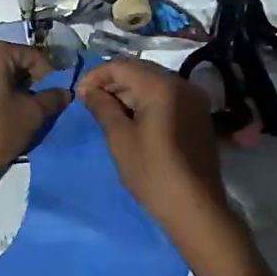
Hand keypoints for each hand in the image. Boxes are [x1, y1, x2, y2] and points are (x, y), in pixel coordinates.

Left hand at [0, 40, 71, 188]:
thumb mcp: (31, 115)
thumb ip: (52, 98)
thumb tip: (65, 92)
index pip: (31, 56)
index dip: (48, 76)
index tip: (54, 97)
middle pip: (7, 63)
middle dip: (24, 82)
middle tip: (34, 107)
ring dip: (2, 88)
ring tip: (10, 113)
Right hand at [75, 58, 228, 227]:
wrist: (195, 208)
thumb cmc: (152, 173)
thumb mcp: (120, 139)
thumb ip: (102, 107)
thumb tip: (87, 90)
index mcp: (162, 86)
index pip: (121, 66)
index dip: (95, 76)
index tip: (78, 94)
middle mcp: (182, 84)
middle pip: (139, 70)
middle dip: (112, 82)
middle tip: (90, 102)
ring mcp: (194, 99)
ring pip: (153, 82)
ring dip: (128, 91)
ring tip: (106, 111)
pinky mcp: (198, 114)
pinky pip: (167, 96)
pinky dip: (146, 101)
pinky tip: (131, 118)